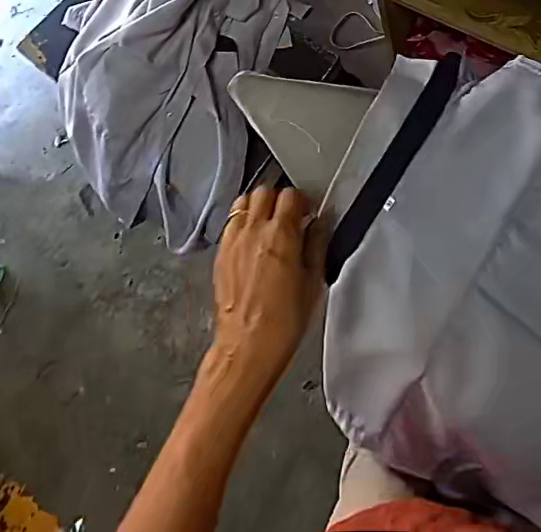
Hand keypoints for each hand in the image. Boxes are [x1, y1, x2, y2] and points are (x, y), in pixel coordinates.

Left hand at [208, 185, 320, 372]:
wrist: (247, 348)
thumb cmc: (284, 320)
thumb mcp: (314, 279)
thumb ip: (317, 243)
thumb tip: (320, 222)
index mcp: (281, 234)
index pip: (291, 195)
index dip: (303, 201)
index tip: (309, 213)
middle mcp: (253, 232)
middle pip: (264, 192)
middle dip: (279, 198)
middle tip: (290, 215)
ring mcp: (233, 243)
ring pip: (243, 203)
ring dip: (257, 207)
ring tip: (269, 223)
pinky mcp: (220, 257)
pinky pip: (230, 225)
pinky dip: (242, 223)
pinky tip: (252, 240)